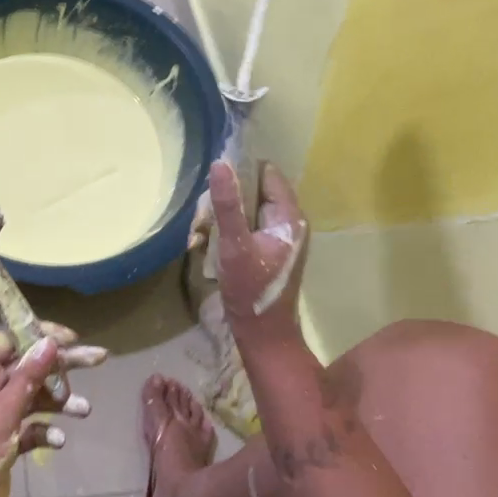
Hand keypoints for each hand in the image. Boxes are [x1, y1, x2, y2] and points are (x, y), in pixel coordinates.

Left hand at [0, 324, 101, 496]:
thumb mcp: (4, 411)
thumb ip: (28, 376)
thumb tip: (49, 343)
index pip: (12, 340)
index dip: (40, 336)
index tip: (71, 339)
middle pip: (28, 368)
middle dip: (61, 367)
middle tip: (99, 359)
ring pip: (32, 399)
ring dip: (58, 402)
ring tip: (85, 410)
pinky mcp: (3, 443)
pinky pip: (29, 428)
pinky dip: (45, 431)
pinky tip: (58, 440)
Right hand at [206, 160, 309, 351]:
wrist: (263, 333)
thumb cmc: (250, 289)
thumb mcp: (234, 245)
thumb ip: (228, 205)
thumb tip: (220, 163)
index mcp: (289, 217)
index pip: (267, 173)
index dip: (242, 168)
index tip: (215, 171)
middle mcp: (291, 222)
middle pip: (260, 188)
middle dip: (233, 190)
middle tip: (206, 201)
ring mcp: (283, 236)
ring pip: (254, 206)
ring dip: (232, 208)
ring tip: (206, 218)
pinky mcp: (273, 248)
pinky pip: (252, 222)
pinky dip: (235, 223)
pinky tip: (215, 233)